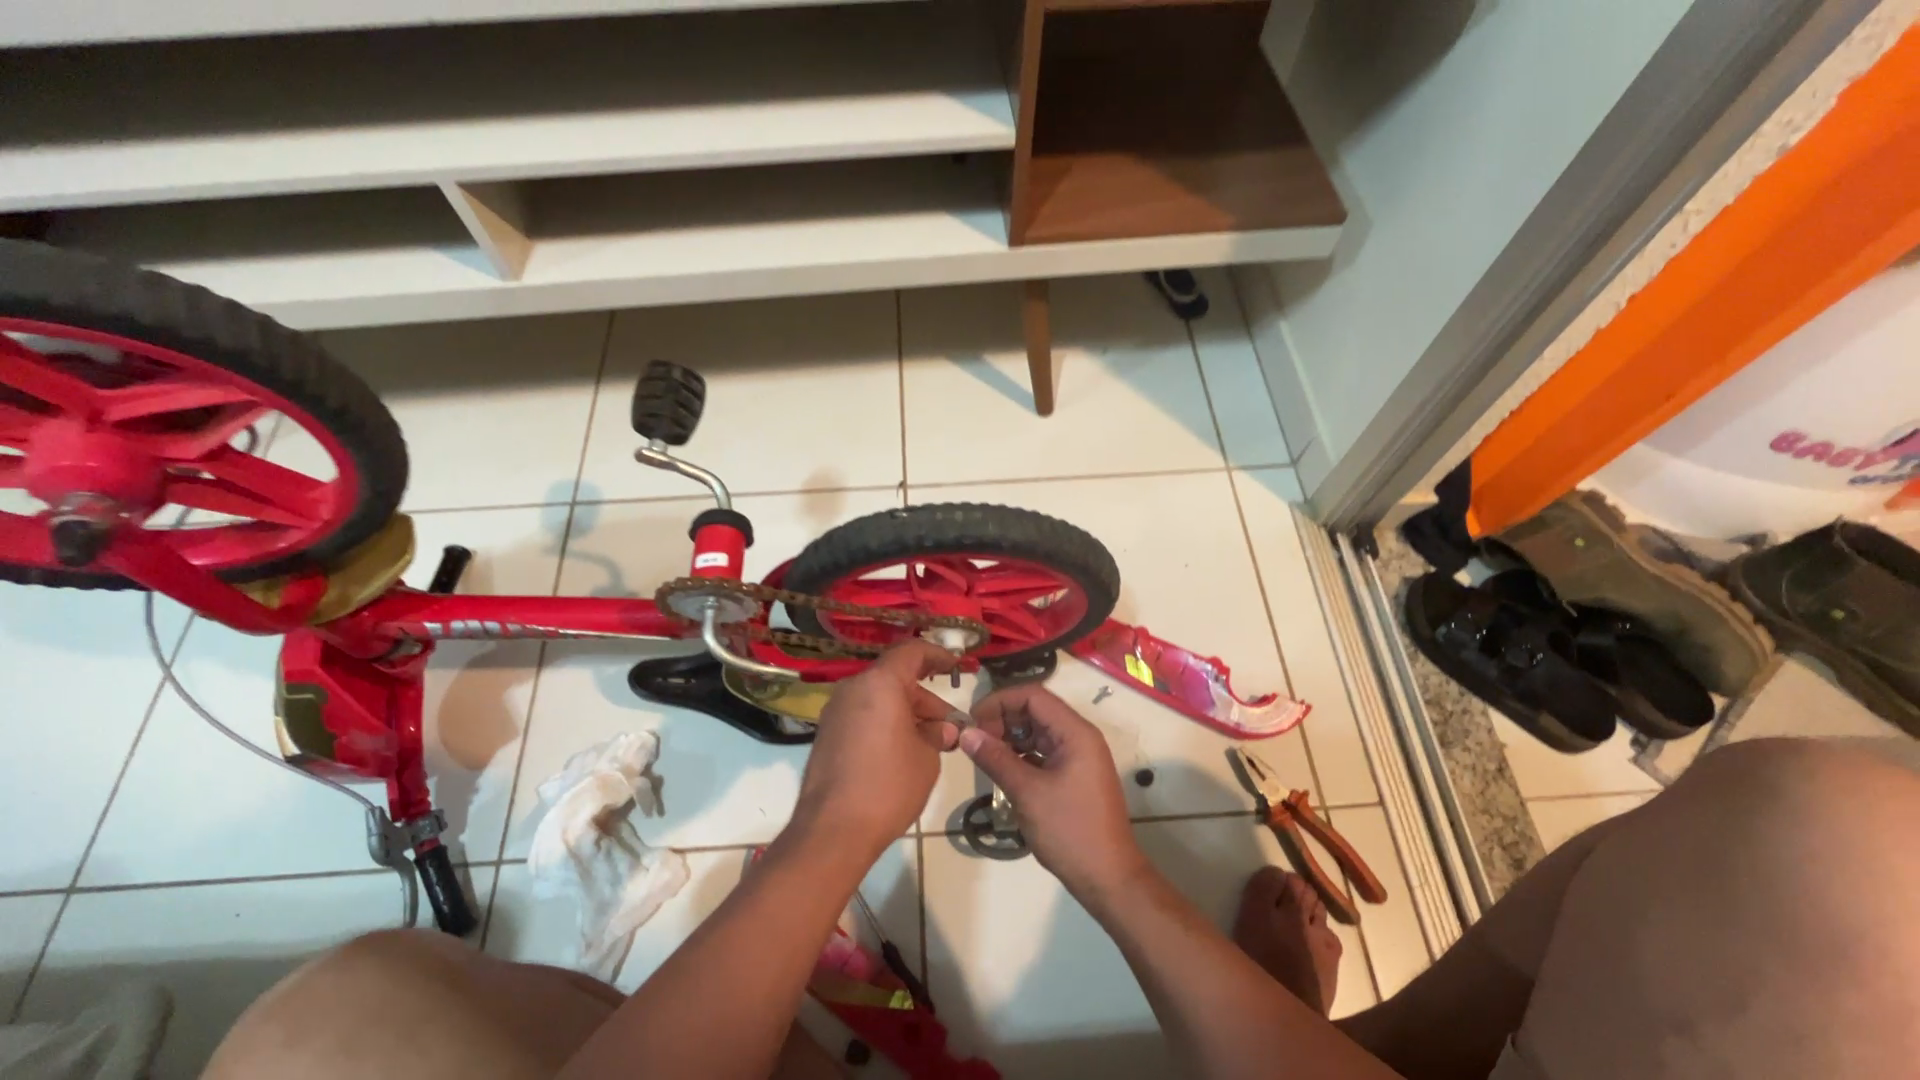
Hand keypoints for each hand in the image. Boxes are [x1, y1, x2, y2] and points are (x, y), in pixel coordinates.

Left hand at [792, 641, 961, 856]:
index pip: (911, 652)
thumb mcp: (926, 758)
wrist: (833, 829)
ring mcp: (835, 712)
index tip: (956, 665)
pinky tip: (903, 751)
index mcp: (880, 684)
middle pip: (894, 678)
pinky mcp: (827, 735)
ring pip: (878, 699)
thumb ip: (936, 734)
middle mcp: (853, 689)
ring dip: (906, 713)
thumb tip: (941, 728)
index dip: (937, 655)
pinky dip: (885, 724)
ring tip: (931, 742)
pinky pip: (863, 716)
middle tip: (949, 726)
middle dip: (925, 698)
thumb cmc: (889, 786)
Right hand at [960, 685, 1148, 896]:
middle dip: (1002, 720)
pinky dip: (1020, 756)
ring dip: (1009, 738)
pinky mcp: (1073, 777)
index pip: (1033, 696)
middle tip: (974, 742)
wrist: (1108, 877)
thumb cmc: (1070, 831)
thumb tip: (966, 733)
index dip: (999, 702)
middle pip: (1035, 711)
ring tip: (982, 756)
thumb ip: (996, 759)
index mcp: (1076, 733)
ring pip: (1037, 733)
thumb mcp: (1027, 793)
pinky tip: (1000, 771)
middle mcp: (1079, 738)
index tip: (971, 721)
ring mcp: (1077, 758)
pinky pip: (1042, 754)